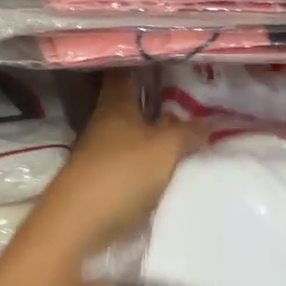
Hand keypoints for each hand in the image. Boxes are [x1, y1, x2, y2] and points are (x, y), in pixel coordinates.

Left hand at [32, 70, 207, 251]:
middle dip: (157, 102)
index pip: (124, 72)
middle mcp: (105, 126)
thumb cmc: (121, 175)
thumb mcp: (165, 148)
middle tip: (194, 100)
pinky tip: (175, 169)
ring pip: (134, 136)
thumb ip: (188, 133)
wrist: (79, 228)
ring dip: (157, 136)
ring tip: (192, 135)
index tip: (167, 57)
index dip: (141, 61)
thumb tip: (206, 125)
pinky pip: (134, 165)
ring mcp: (102, 157)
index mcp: (115, 105)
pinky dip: (152, 164)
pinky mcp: (104, 185)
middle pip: (131, 106)